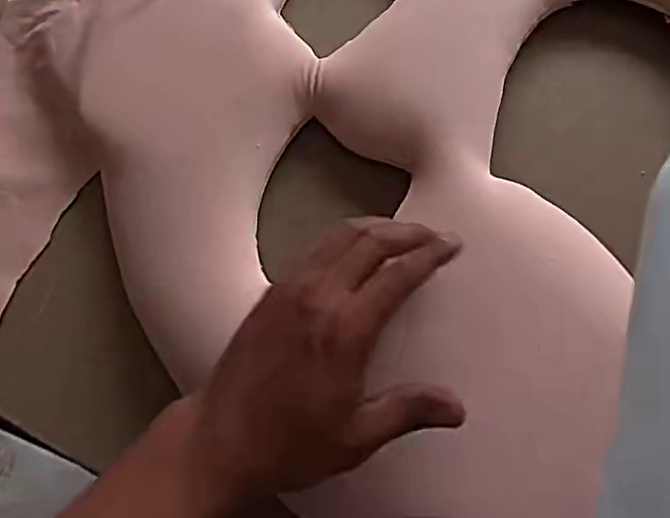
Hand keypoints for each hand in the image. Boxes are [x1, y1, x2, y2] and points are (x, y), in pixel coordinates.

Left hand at [171, 218, 465, 507]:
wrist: (219, 441)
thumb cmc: (282, 443)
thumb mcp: (356, 437)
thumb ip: (407, 411)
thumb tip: (450, 406)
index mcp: (344, 330)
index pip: (397, 274)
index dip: (429, 254)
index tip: (447, 246)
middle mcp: (318, 297)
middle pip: (373, 241)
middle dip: (409, 232)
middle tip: (431, 233)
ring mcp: (292, 288)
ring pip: (342, 234)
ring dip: (376, 226)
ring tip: (398, 229)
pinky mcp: (273, 289)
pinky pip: (315, 245)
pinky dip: (343, 234)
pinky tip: (351, 242)